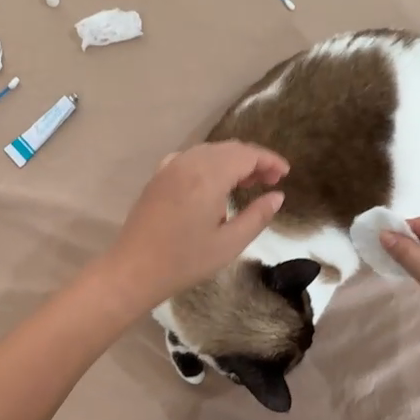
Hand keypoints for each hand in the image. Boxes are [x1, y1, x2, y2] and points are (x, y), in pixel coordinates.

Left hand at [97, 141, 288, 308]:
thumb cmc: (185, 261)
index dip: (270, 160)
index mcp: (209, 175)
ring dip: (231, 161)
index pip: (247, 154)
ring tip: (247, 183)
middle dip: (253, 160)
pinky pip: (190, 159)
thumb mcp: (229, 243)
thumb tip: (277, 196)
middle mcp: (189, 163)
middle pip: (229, 149)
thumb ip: (257, 216)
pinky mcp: (158, 178)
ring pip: (209, 151)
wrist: (134, 270)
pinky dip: (209, 164)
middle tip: (271, 181)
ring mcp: (170, 168)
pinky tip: (213, 184)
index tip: (286, 174)